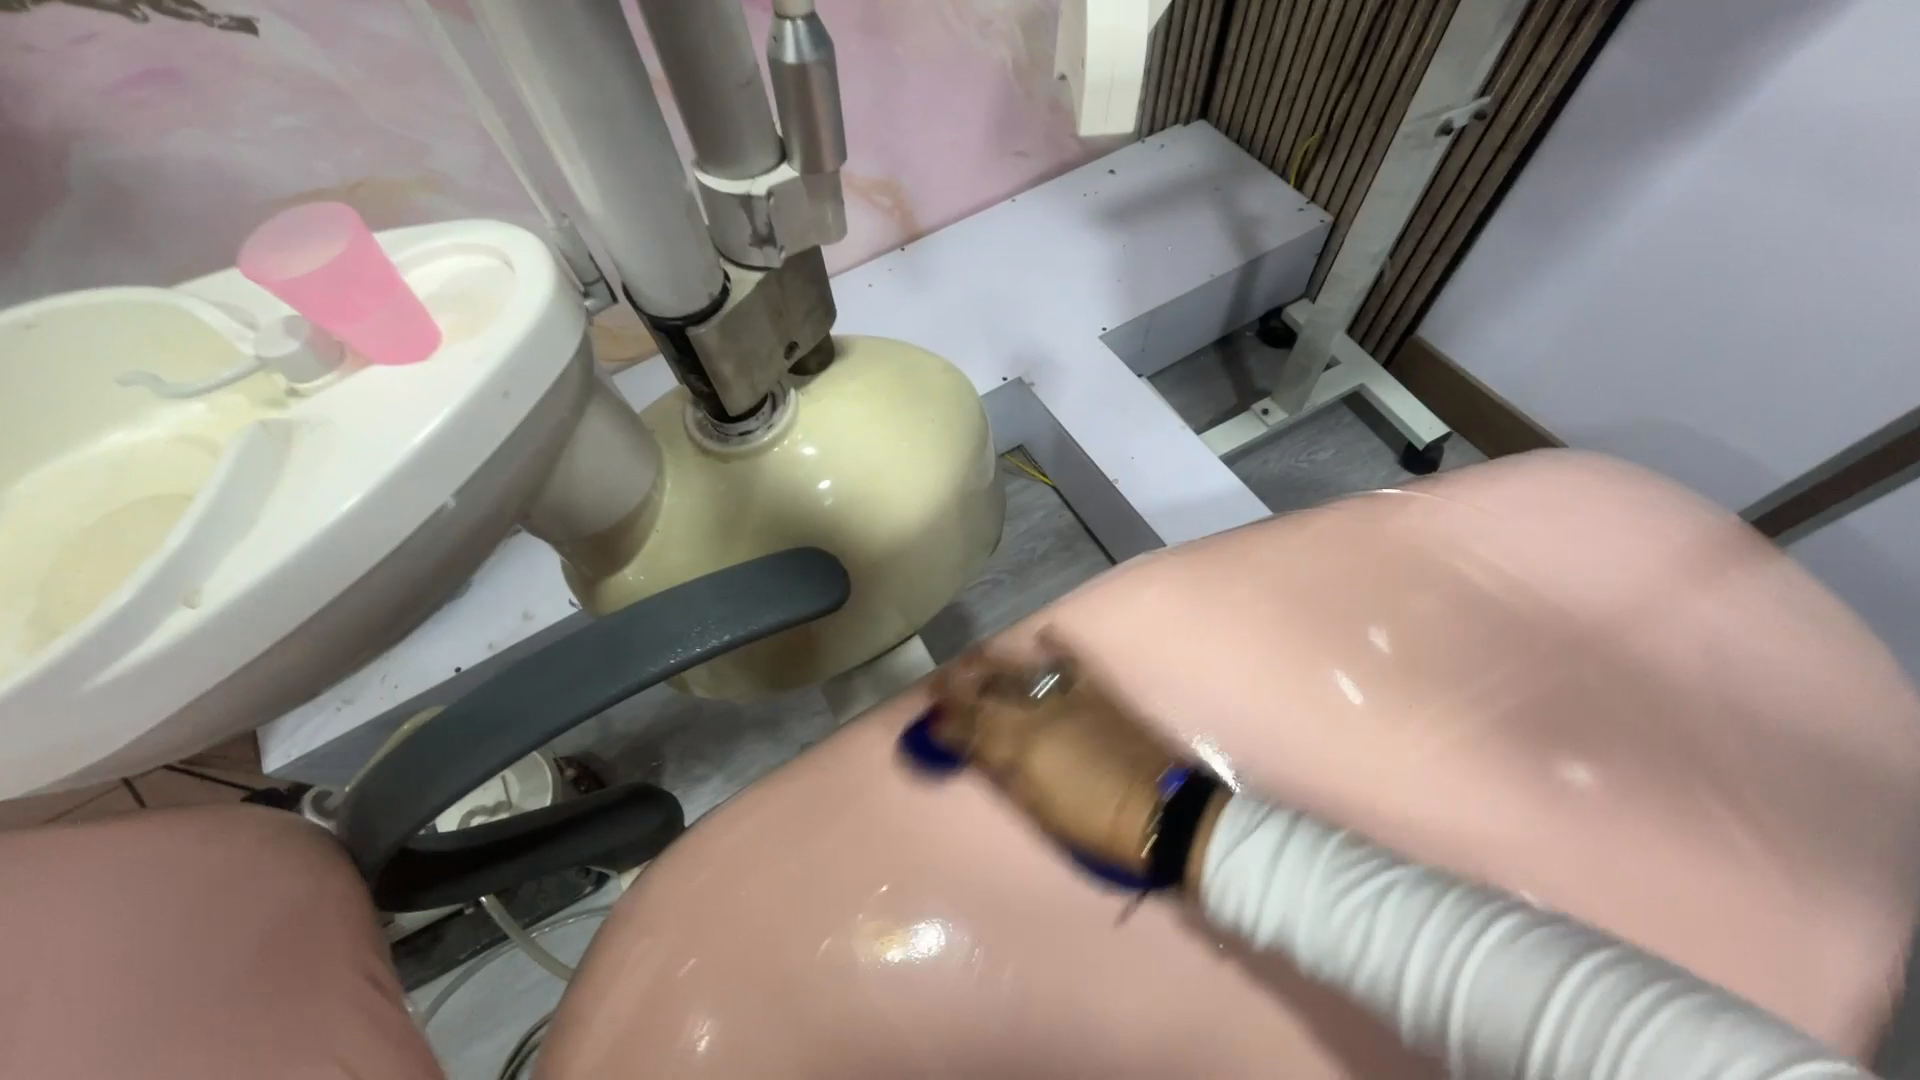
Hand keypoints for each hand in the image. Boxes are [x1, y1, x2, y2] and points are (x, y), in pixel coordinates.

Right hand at [927, 635, 1214, 885]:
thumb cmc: (1094, 824)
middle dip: (958, 685)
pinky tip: (1042, 637)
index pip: (968, 725)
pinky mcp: (1098, 690)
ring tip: (973, 657)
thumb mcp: (1037, 809)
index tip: (930, 720)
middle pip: (988, 690)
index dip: (946, 721)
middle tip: (939, 681)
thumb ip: (1002, 773)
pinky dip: (1054, 647)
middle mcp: (1038, 711)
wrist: (1162, 812)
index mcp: (1019, 746)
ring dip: (992, 664)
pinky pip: (1070, 660)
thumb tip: (973, 751)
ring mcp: (1069, 696)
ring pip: (1020, 670)